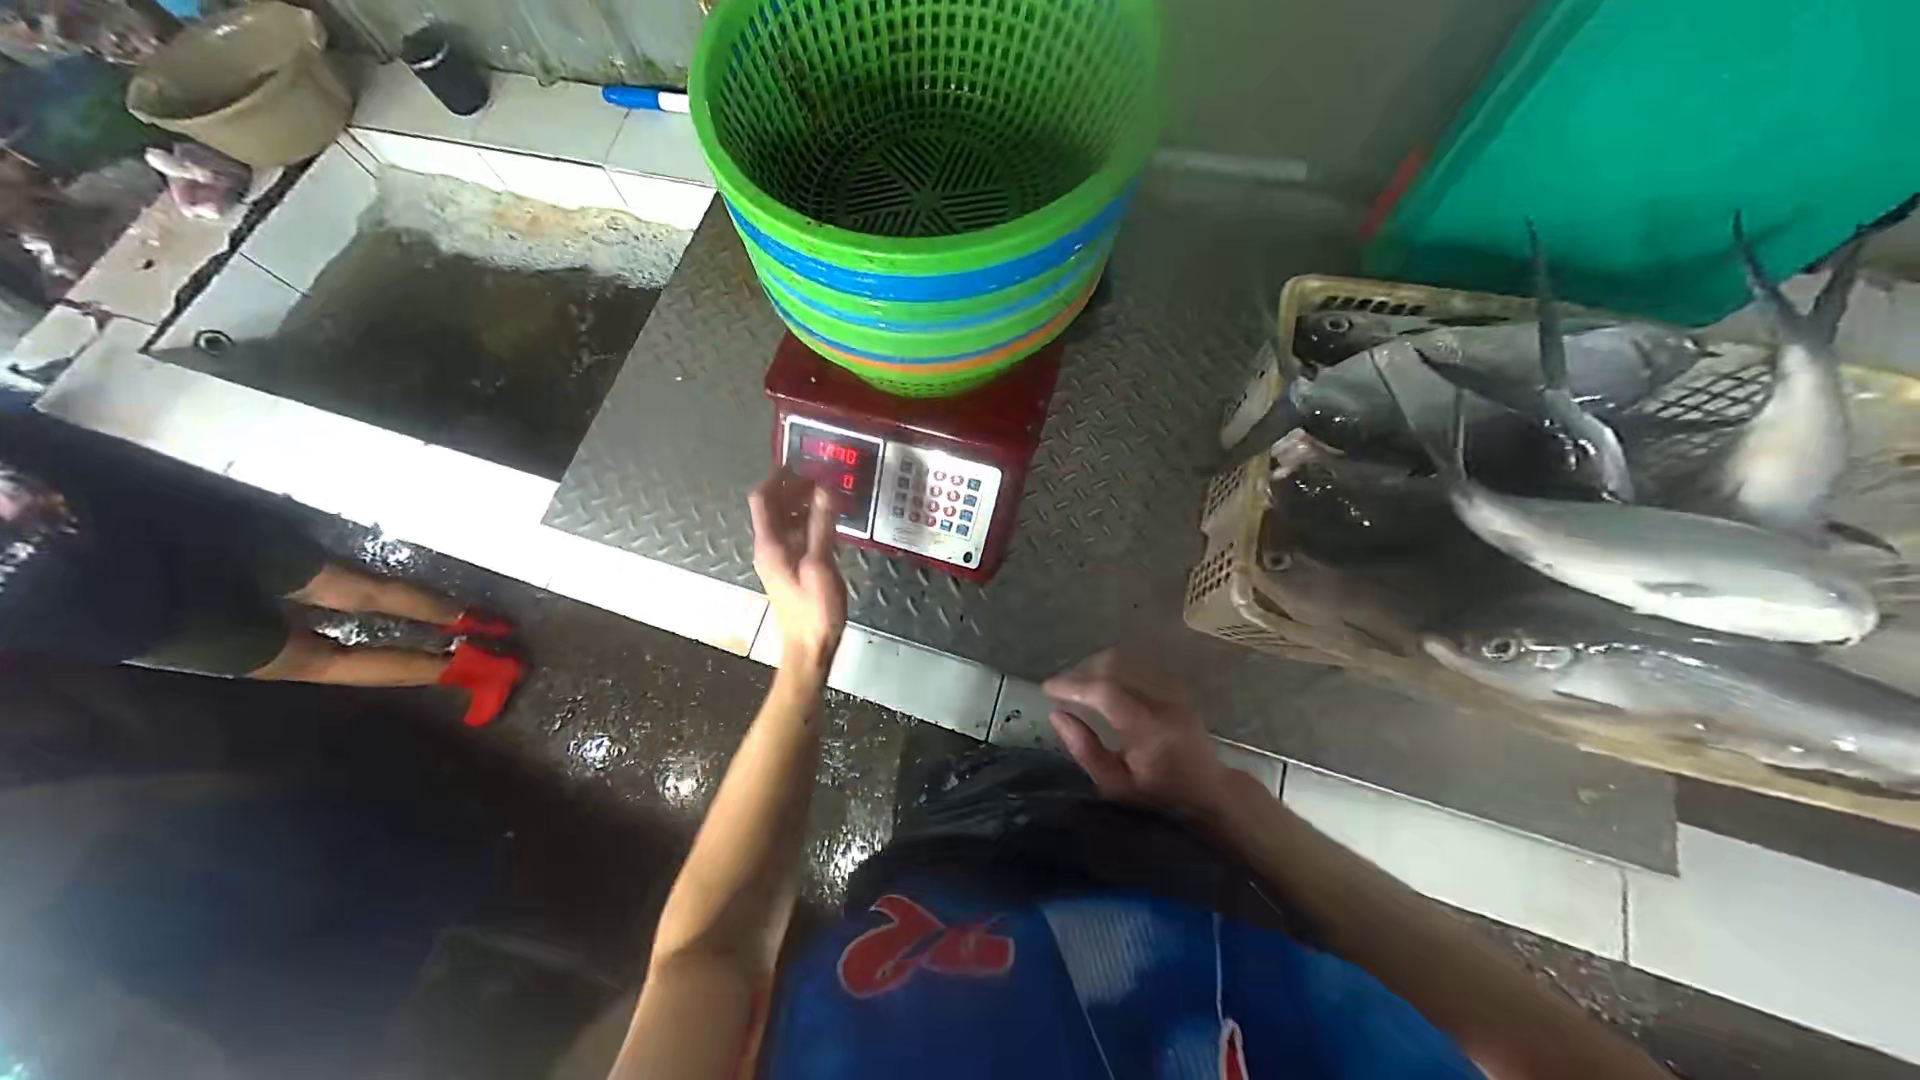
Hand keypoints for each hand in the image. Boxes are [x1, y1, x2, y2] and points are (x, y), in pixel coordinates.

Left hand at [748, 470, 846, 669]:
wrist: (809, 646)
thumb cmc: (815, 608)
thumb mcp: (821, 565)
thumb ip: (821, 526)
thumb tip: (823, 490)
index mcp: (770, 544)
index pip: (763, 499)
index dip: (779, 477)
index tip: (802, 462)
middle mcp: (769, 547)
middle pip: (773, 506)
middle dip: (794, 487)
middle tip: (822, 476)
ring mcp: (778, 558)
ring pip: (785, 520)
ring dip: (802, 503)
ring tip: (828, 494)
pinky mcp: (790, 567)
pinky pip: (795, 535)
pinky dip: (808, 521)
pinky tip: (829, 521)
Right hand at [1044, 649, 1236, 817]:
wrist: (1210, 795)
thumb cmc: (1159, 798)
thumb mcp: (1114, 786)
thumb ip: (1084, 749)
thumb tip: (1057, 715)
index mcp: (1148, 729)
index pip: (1104, 692)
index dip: (1072, 685)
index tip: (1048, 688)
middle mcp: (1164, 703)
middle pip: (1116, 665)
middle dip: (1082, 671)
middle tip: (1062, 687)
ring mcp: (1174, 693)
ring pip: (1129, 659)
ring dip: (1098, 666)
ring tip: (1080, 683)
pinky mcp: (1178, 690)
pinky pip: (1142, 665)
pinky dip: (1117, 667)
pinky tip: (1104, 681)